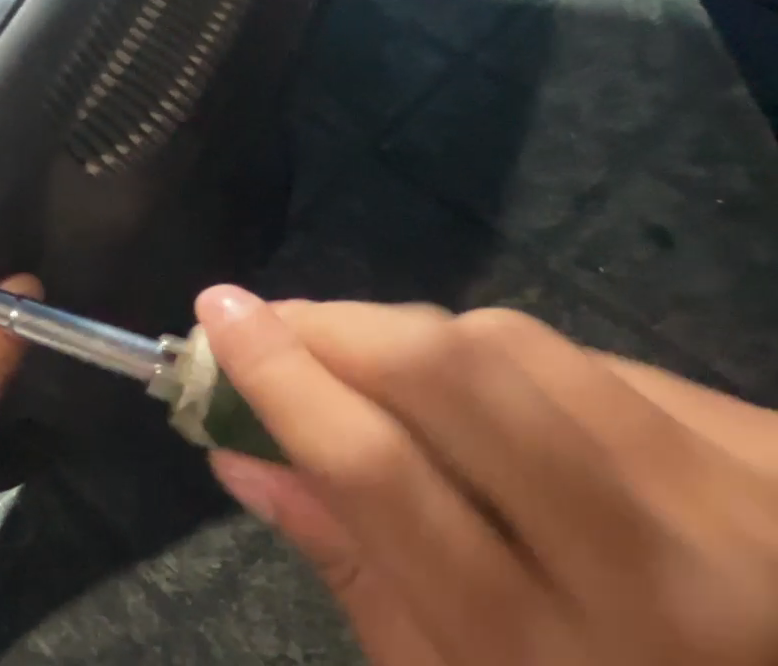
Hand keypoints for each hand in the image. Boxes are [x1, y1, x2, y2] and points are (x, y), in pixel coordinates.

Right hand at [196, 286, 777, 665]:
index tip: (217, 311)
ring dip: (415, 335)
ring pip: (514, 343)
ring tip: (384, 365)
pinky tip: (507, 406)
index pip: (373, 469)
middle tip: (283, 321)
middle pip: (449, 376)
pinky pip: (594, 360)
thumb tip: (234, 449)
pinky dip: (512, 364)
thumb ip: (345, 559)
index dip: (278, 375)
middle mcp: (656, 567)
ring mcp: (741, 501)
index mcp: (538, 650)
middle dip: (337, 327)